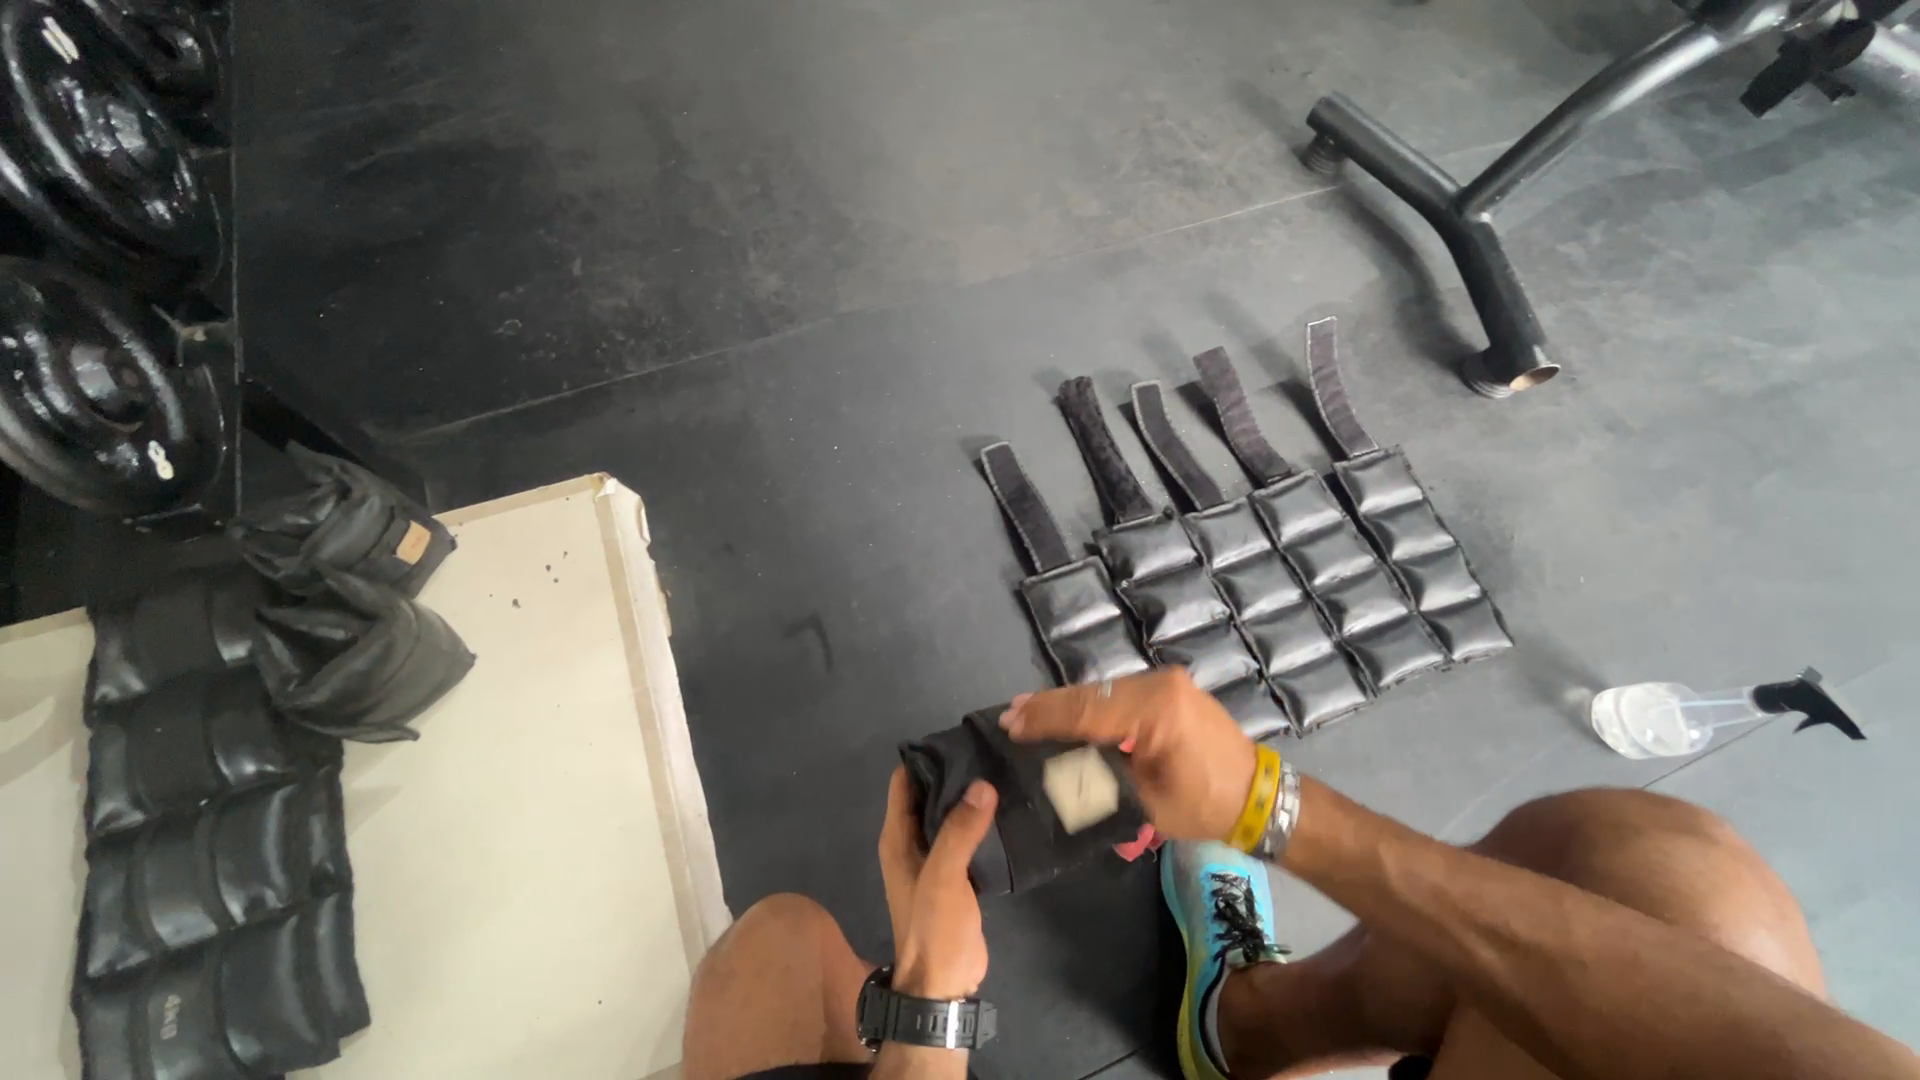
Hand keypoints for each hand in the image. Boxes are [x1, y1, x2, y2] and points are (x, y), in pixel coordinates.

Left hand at [878, 767, 996, 998]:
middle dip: (955, 773)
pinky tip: (1009, 812)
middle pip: (930, 793)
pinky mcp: (958, 875)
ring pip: (951, 815)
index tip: (960, 739)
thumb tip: (982, 784)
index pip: (905, 781)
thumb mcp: (944, 876)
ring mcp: (935, 859)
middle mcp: (913, 842)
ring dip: (971, 798)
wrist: (944, 984)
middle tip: (992, 752)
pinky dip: (982, 822)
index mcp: (897, 837)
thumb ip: (959, 831)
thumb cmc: (934, 927)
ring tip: (1005, 774)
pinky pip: (968, 837)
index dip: (927, 757)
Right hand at [999, 668, 1255, 842]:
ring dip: (1066, 703)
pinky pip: (1119, 694)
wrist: (1260, 798)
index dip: (1046, 719)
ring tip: (1028, 711)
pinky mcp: (1169, 690)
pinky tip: (1065, 710)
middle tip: (1010, 714)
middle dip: (1049, 706)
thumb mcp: (1148, 805)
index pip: (1087, 711)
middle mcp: (1161, 685)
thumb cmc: (1206, 806)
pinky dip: (1090, 703)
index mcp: (1157, 711)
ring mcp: (1167, 683)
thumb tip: (1058, 773)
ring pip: (1102, 691)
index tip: (1011, 723)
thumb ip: (1101, 782)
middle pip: (1091, 694)